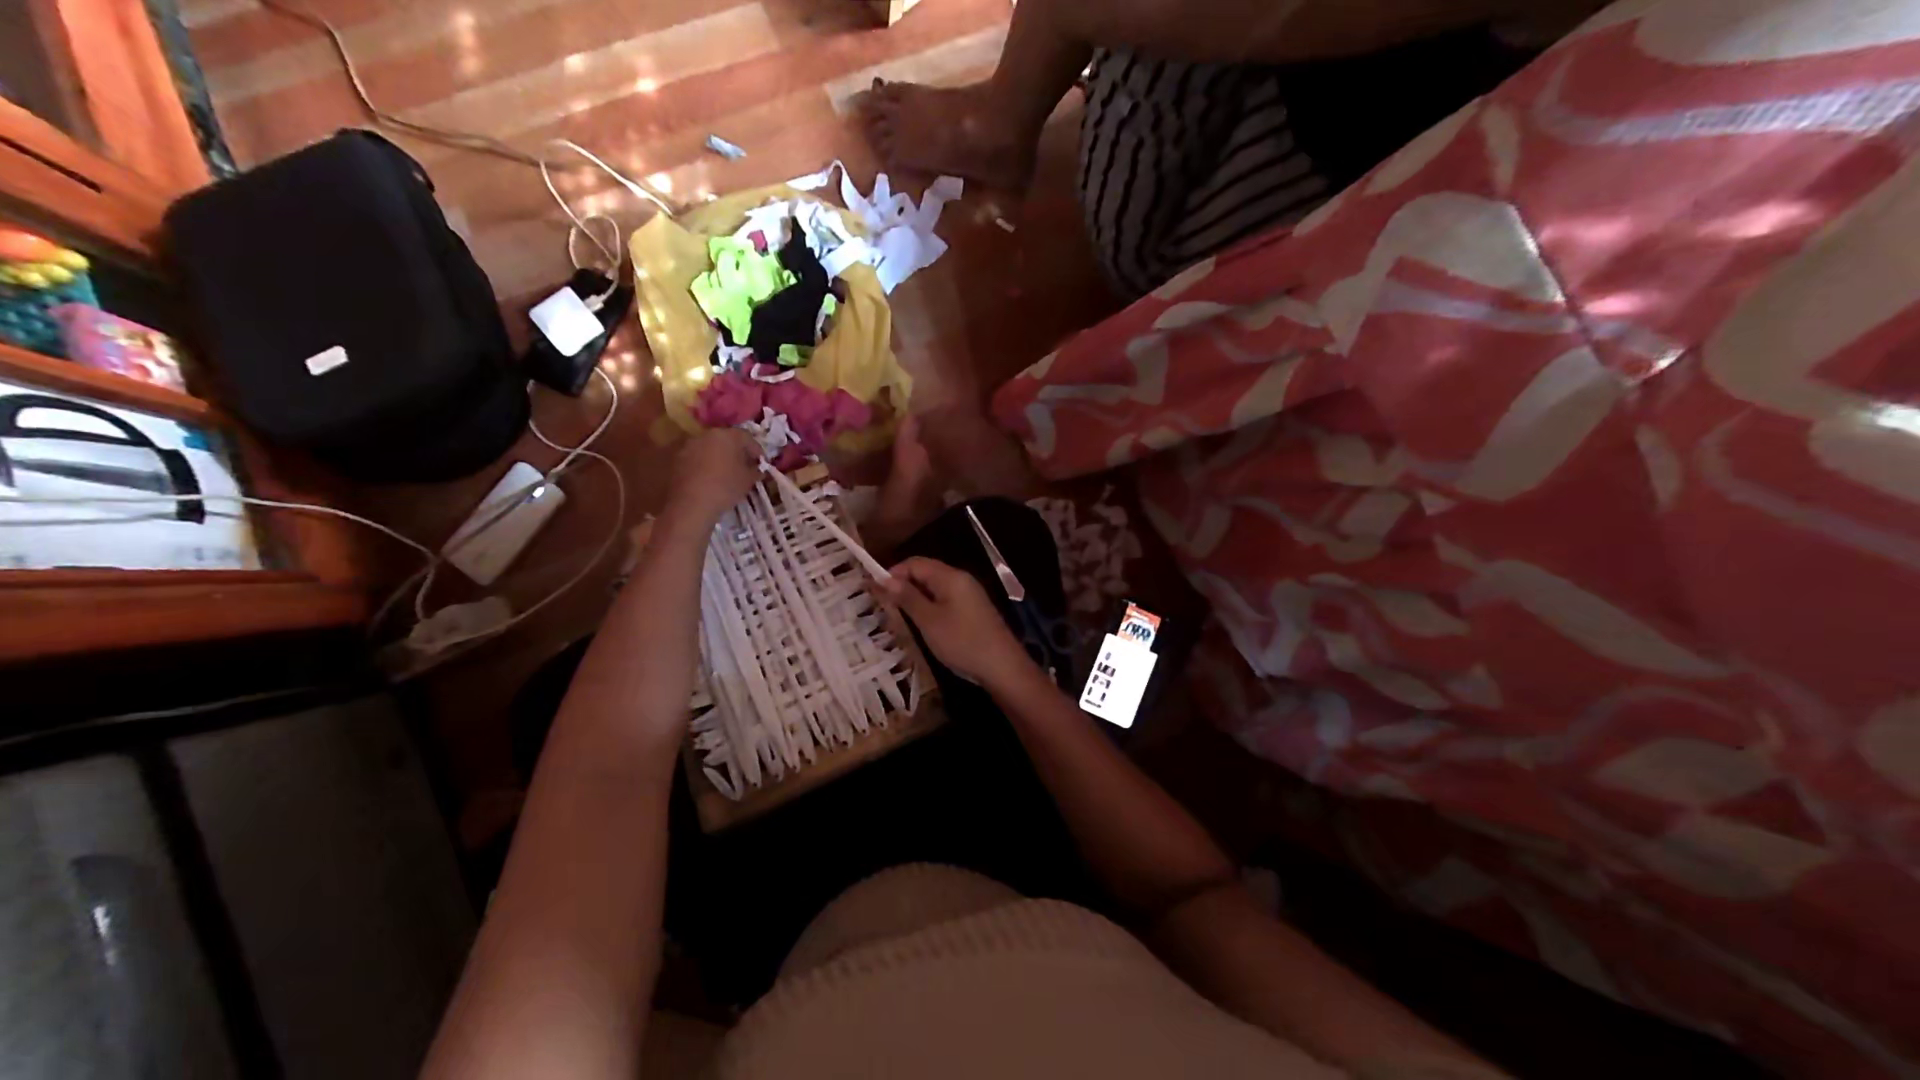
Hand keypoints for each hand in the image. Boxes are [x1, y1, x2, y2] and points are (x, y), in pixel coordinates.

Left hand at [663, 429, 760, 527]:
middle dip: (736, 452)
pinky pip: (696, 458)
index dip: (756, 451)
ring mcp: (689, 445)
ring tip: (724, 473)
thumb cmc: (725, 488)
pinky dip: (704, 464)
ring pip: (709, 448)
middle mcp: (706, 435)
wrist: (690, 504)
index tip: (761, 463)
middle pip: (726, 440)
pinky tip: (708, 478)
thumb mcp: (748, 481)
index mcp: (727, 435)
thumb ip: (755, 471)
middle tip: (744, 466)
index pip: (747, 438)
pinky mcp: (676, 458)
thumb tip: (758, 469)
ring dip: (718, 457)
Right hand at [882, 557, 1037, 692]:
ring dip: (915, 597)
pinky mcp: (973, 610)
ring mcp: (969, 595)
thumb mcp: (929, 620)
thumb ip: (907, 597)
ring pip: (935, 588)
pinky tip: (922, 623)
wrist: (1002, 666)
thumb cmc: (962, 641)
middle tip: (883, 604)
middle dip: (903, 584)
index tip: (875, 591)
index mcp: (950, 576)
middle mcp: (961, 579)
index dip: (894, 572)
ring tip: (898, 614)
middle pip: (926, 572)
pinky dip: (929, 606)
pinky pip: (945, 600)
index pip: (915, 562)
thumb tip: (885, 578)